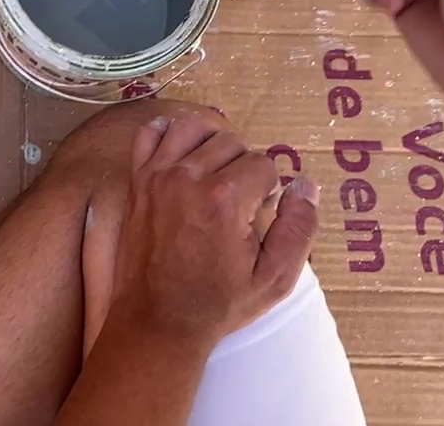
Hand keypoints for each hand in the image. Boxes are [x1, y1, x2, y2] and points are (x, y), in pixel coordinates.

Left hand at [98, 116, 319, 348]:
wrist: (158, 317)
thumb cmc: (218, 301)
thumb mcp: (274, 279)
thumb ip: (298, 229)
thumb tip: (307, 185)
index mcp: (225, 200)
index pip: (263, 163)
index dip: (269, 186)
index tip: (260, 210)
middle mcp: (189, 178)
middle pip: (230, 141)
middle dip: (243, 163)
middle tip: (241, 194)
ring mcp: (158, 174)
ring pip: (192, 126)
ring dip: (210, 140)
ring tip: (216, 168)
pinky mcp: (137, 177)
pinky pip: (150, 132)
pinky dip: (167, 133)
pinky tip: (182, 152)